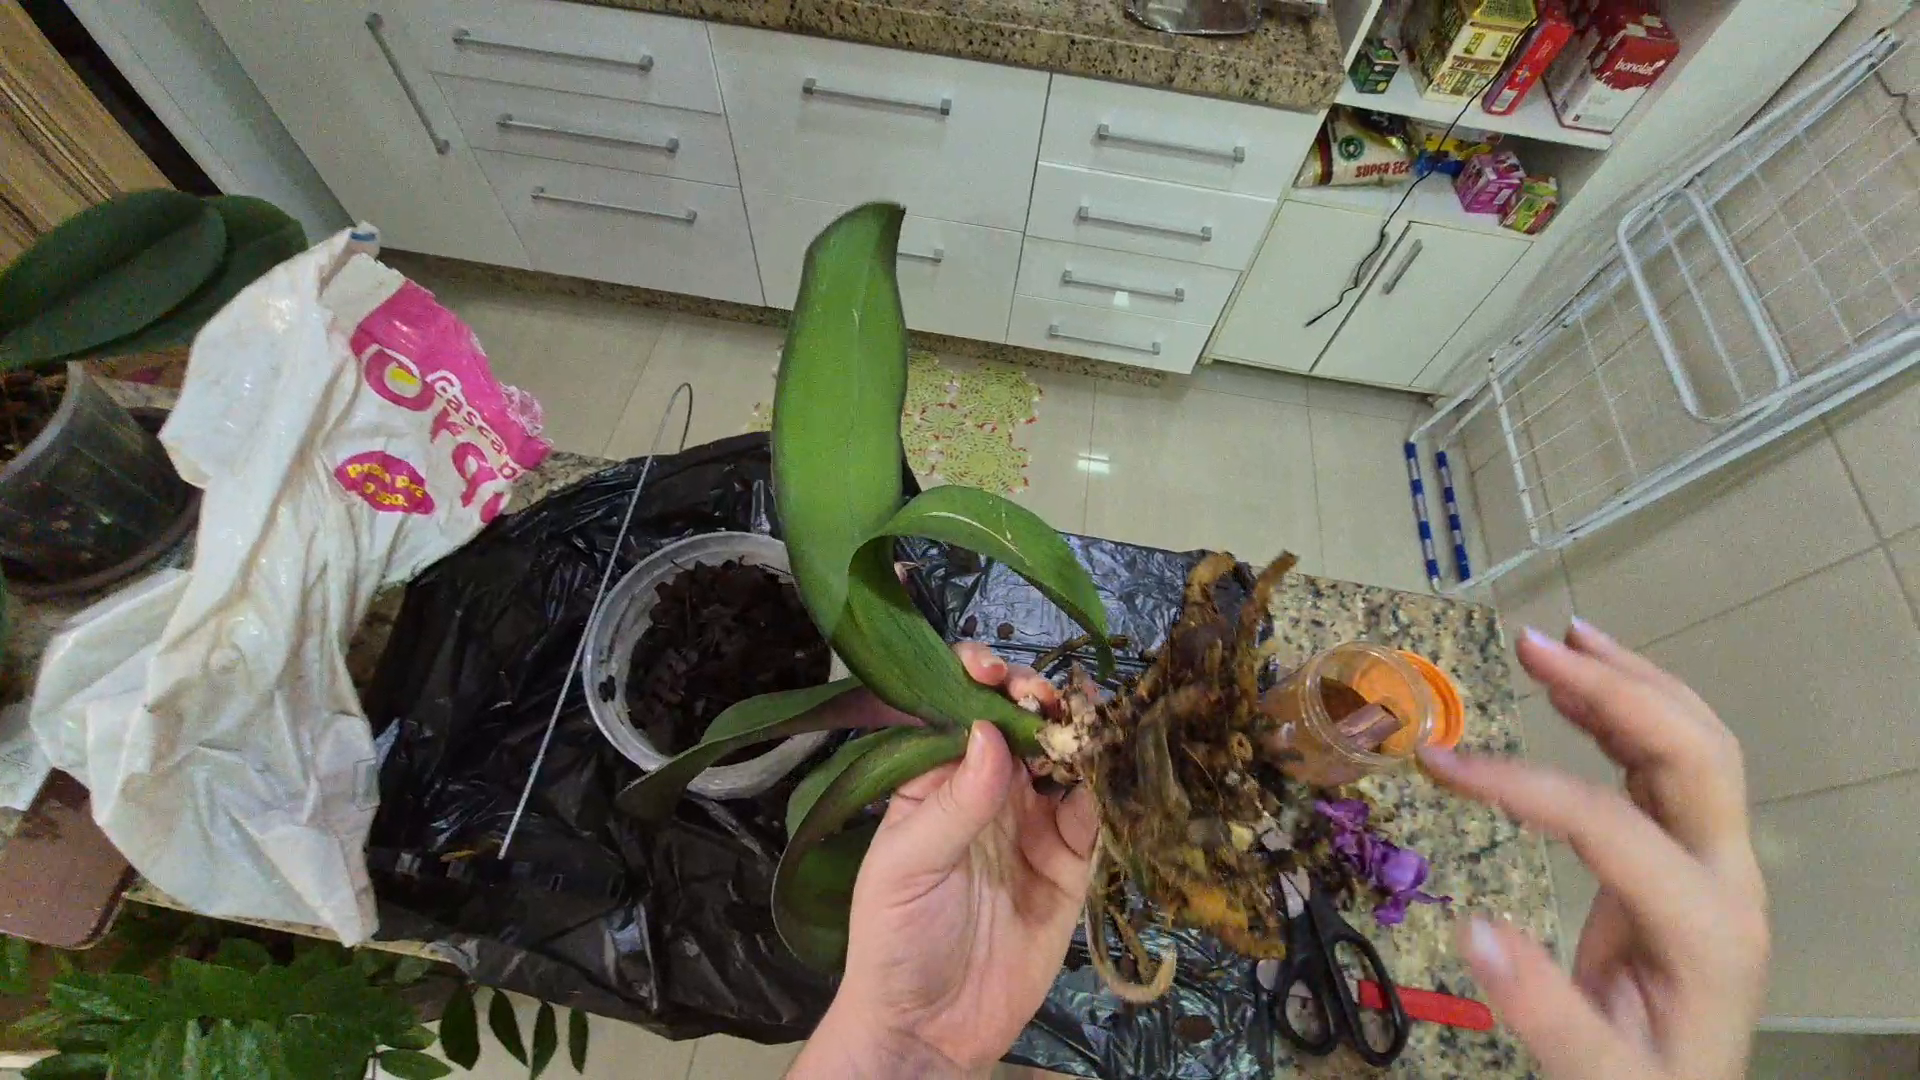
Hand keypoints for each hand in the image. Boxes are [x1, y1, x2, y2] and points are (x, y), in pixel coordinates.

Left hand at [791, 643, 1097, 1078]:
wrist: (933, 1031)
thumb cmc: (898, 937)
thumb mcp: (907, 866)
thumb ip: (952, 802)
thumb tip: (990, 731)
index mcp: (938, 777)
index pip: (959, 709)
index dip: (976, 678)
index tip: (992, 670)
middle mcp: (988, 787)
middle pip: (1017, 722)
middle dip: (1033, 696)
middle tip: (1044, 699)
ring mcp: (1032, 820)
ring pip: (1061, 756)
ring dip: (1075, 731)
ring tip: (1085, 720)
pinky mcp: (1070, 859)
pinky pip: (1091, 812)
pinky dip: (1103, 786)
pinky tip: (1105, 770)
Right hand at [1418, 619, 1768, 1079]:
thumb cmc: (1638, 1072)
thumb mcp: (1599, 1073)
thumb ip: (1546, 1014)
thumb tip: (1473, 930)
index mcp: (1703, 926)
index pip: (1604, 822)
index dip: (1514, 782)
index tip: (1433, 764)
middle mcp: (1726, 876)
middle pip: (1694, 755)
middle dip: (1612, 689)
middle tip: (1530, 645)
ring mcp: (1715, 857)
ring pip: (1691, 743)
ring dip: (1623, 682)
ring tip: (1554, 643)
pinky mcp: (1687, 849)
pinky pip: (1667, 760)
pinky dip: (1623, 709)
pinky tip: (1573, 692)